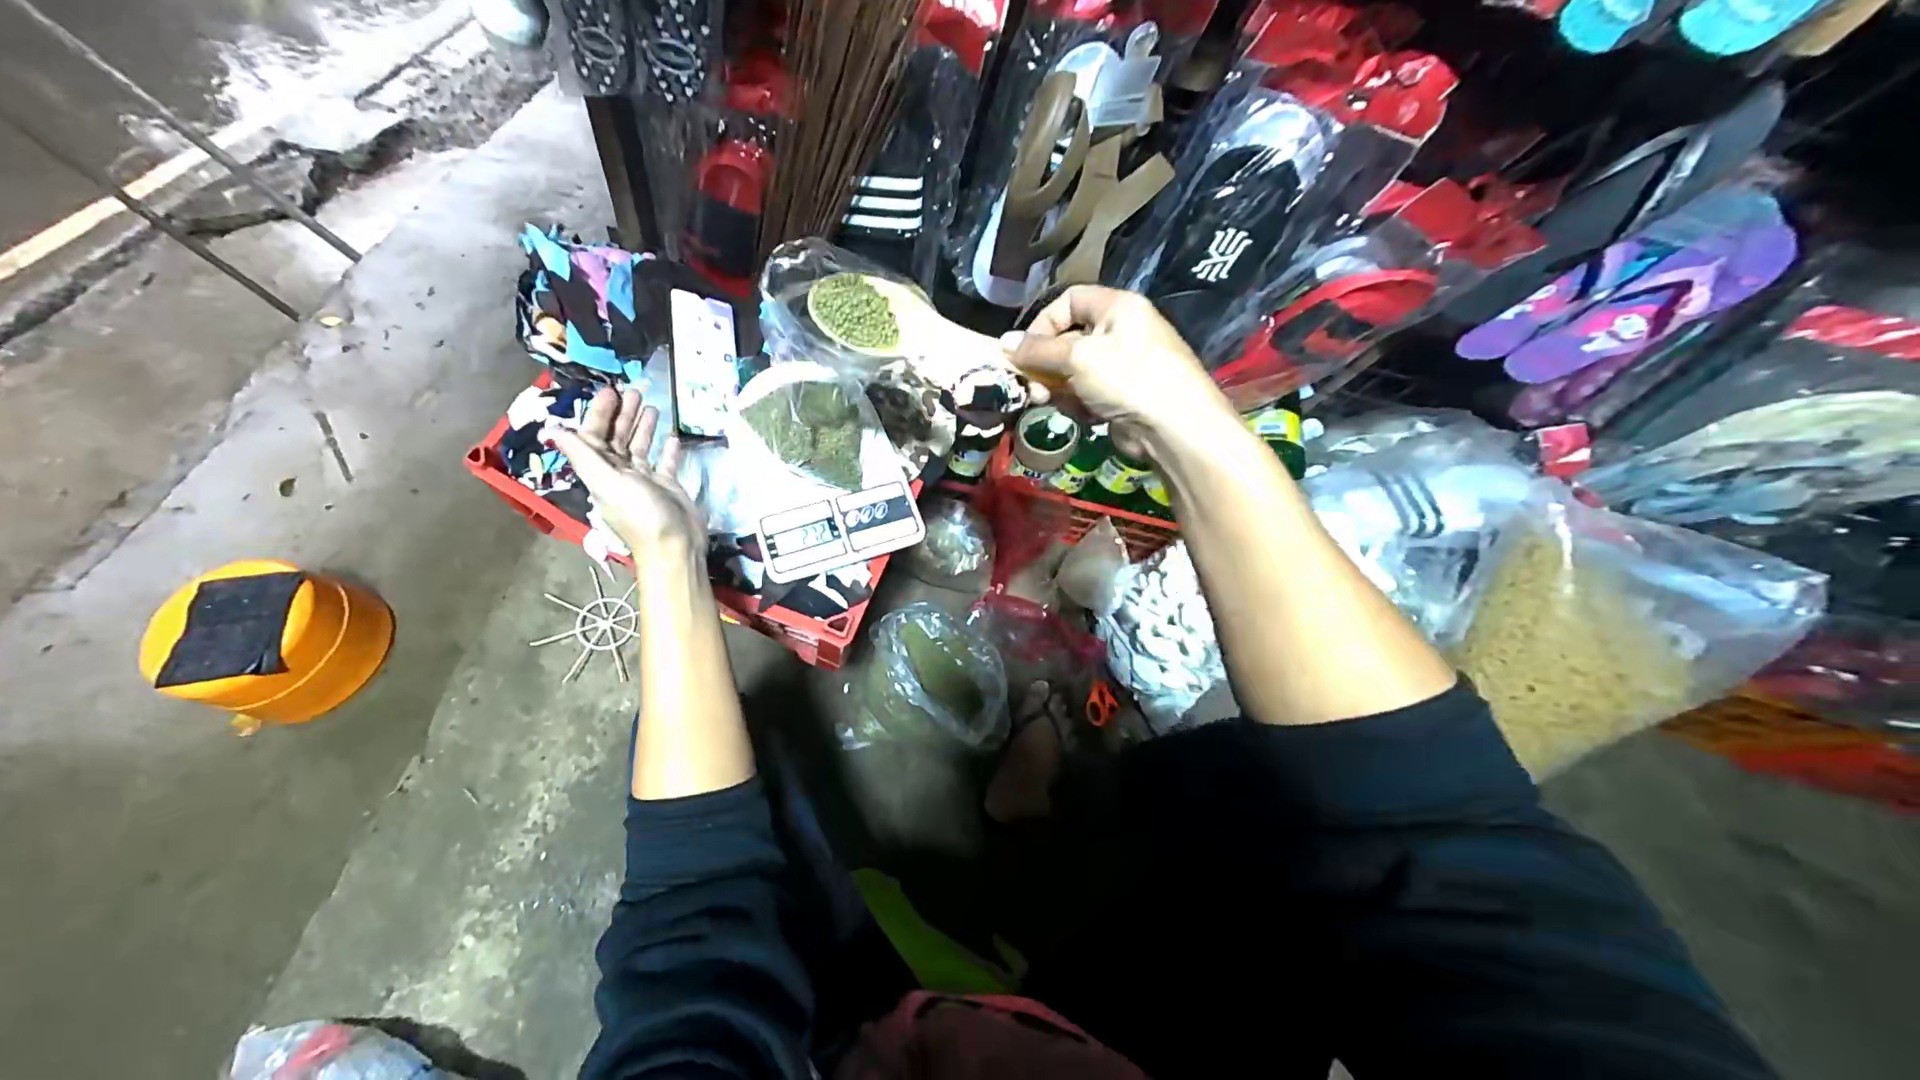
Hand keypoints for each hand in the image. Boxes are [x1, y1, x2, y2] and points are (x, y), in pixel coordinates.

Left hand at [546, 387, 703, 563]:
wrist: (674, 545)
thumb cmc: (641, 514)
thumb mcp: (607, 482)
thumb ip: (582, 455)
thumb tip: (551, 429)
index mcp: (602, 472)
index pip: (594, 437)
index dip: (599, 414)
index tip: (611, 392)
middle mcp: (620, 474)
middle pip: (617, 438)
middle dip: (623, 414)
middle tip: (635, 391)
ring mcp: (645, 481)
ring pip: (640, 447)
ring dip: (643, 426)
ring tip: (653, 405)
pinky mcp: (667, 487)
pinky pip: (665, 463)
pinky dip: (668, 450)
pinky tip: (672, 436)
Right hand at [1001, 285, 1235, 457]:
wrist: (1174, 428)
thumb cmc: (1128, 378)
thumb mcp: (1077, 358)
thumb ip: (1038, 351)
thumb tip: (1003, 343)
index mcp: (1118, 307)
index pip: (1070, 300)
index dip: (1043, 322)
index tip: (1024, 350)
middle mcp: (1122, 331)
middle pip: (1069, 339)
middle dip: (1046, 363)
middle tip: (1032, 386)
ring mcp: (1124, 366)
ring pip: (1074, 371)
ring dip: (1058, 388)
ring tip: (1051, 403)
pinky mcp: (1123, 396)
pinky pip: (1088, 393)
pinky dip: (1078, 404)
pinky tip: (1082, 415)